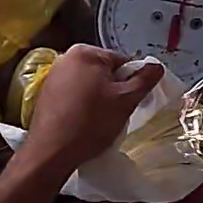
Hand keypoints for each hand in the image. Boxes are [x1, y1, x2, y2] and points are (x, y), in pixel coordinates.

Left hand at [14, 46, 162, 177]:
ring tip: (100, 119)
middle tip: (116, 112)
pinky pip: (74, 94)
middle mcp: (66, 57)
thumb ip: (145, 79)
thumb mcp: (126, 100)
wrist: (52, 150)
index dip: (132, 82)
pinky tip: (84, 122)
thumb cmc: (91, 122)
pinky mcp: (46, 93)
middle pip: (105, 71)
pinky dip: (82, 105)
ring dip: (99, 98)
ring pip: (90, 84)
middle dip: (114, 90)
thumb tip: (156, 66)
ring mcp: (53, 75)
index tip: (131, 101)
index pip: (123, 62)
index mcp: (86, 52)